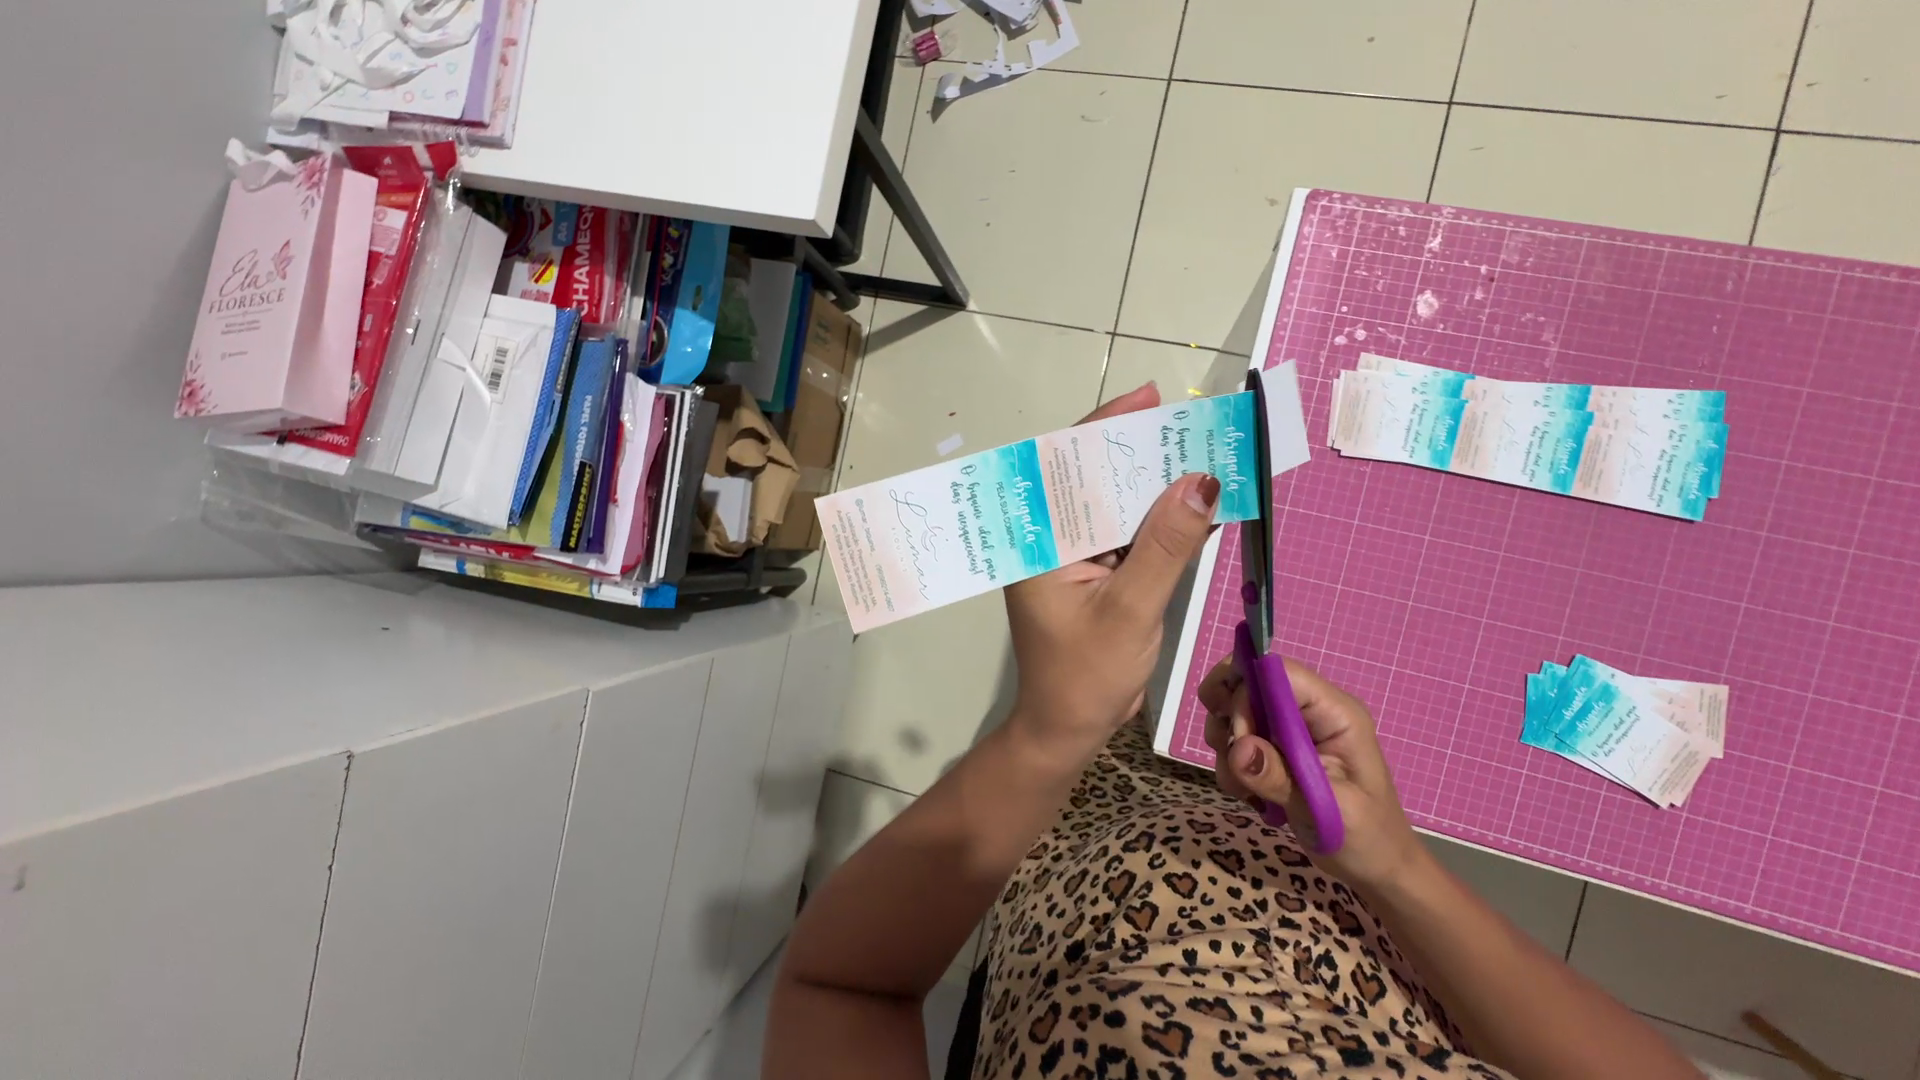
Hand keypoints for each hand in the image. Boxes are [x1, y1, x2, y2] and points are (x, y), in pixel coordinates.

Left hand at [1003, 383, 1219, 761]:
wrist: (1070, 728)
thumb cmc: (1086, 675)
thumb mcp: (1129, 609)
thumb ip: (1164, 546)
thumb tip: (1202, 480)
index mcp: (1040, 541)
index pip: (1067, 468)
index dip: (1107, 427)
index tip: (1150, 396)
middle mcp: (1053, 539)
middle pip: (1096, 479)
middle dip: (1141, 449)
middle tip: (1190, 420)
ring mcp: (1077, 555)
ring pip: (1119, 505)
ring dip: (1158, 482)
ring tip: (1204, 448)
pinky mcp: (1100, 573)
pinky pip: (1132, 534)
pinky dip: (1164, 519)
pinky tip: (1199, 500)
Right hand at [1199, 656, 1425, 891]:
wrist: (1378, 869)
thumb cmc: (1367, 838)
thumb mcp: (1326, 811)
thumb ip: (1279, 778)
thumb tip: (1237, 748)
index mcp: (1334, 713)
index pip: (1278, 672)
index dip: (1246, 693)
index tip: (1235, 736)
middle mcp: (1309, 711)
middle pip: (1248, 684)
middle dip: (1229, 720)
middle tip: (1235, 762)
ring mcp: (1291, 729)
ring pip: (1235, 712)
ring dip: (1227, 748)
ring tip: (1245, 789)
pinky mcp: (1277, 748)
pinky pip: (1237, 740)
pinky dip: (1232, 765)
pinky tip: (1249, 795)